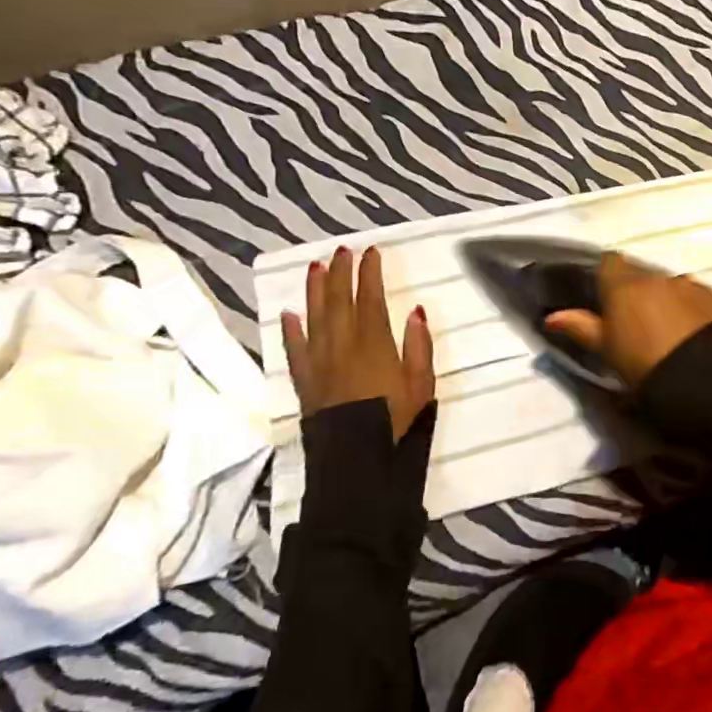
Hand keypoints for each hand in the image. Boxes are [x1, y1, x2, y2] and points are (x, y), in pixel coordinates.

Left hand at [281, 246, 433, 439]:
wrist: (356, 461)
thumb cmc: (397, 421)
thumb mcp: (422, 384)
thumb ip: (419, 346)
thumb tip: (415, 311)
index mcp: (374, 345)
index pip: (369, 299)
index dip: (369, 274)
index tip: (371, 252)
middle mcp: (342, 347)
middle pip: (338, 302)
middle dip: (340, 273)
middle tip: (341, 250)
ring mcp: (319, 363)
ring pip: (314, 318)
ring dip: (315, 290)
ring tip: (315, 267)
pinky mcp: (305, 381)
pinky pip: (294, 349)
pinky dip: (290, 330)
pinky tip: (289, 314)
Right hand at [543, 252, 711, 387]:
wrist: (703, 379)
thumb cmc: (644, 364)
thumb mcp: (607, 351)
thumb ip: (581, 327)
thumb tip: (552, 317)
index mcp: (625, 284)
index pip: (609, 262)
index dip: (604, 276)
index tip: (602, 296)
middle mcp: (657, 276)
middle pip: (639, 272)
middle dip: (633, 288)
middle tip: (629, 317)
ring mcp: (687, 284)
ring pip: (666, 282)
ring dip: (661, 296)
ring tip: (661, 325)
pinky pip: (691, 293)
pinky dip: (685, 304)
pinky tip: (687, 327)